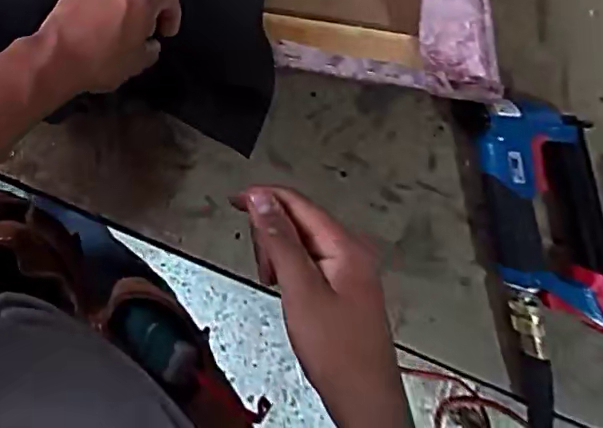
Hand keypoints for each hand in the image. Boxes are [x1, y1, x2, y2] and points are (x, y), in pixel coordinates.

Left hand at [28, 0, 180, 100]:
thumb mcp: (137, 64)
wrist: (56, 58)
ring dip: (122, 5)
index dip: (173, 14)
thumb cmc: (101, 62)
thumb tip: (150, 44)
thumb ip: (151, 49)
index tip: (165, 32)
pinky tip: (92, 25)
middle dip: (148, 8)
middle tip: (143, 30)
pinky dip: (99, 5)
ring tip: (114, 29)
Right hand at [235, 187, 410, 427]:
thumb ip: (280, 239)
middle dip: (271, 235)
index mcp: (345, 246)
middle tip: (264, 265)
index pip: (296, 202)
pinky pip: (307, 261)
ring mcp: (349, 271)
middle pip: (298, 219)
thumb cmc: (340, 355)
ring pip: (300, 240)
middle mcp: (351, 252)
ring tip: (274, 282)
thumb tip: (262, 199)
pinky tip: (285, 288)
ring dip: (278, 253)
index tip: (237, 200)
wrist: (365, 405)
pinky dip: (289, 268)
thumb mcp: (300, 289)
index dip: (263, 197)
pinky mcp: (343, 288)